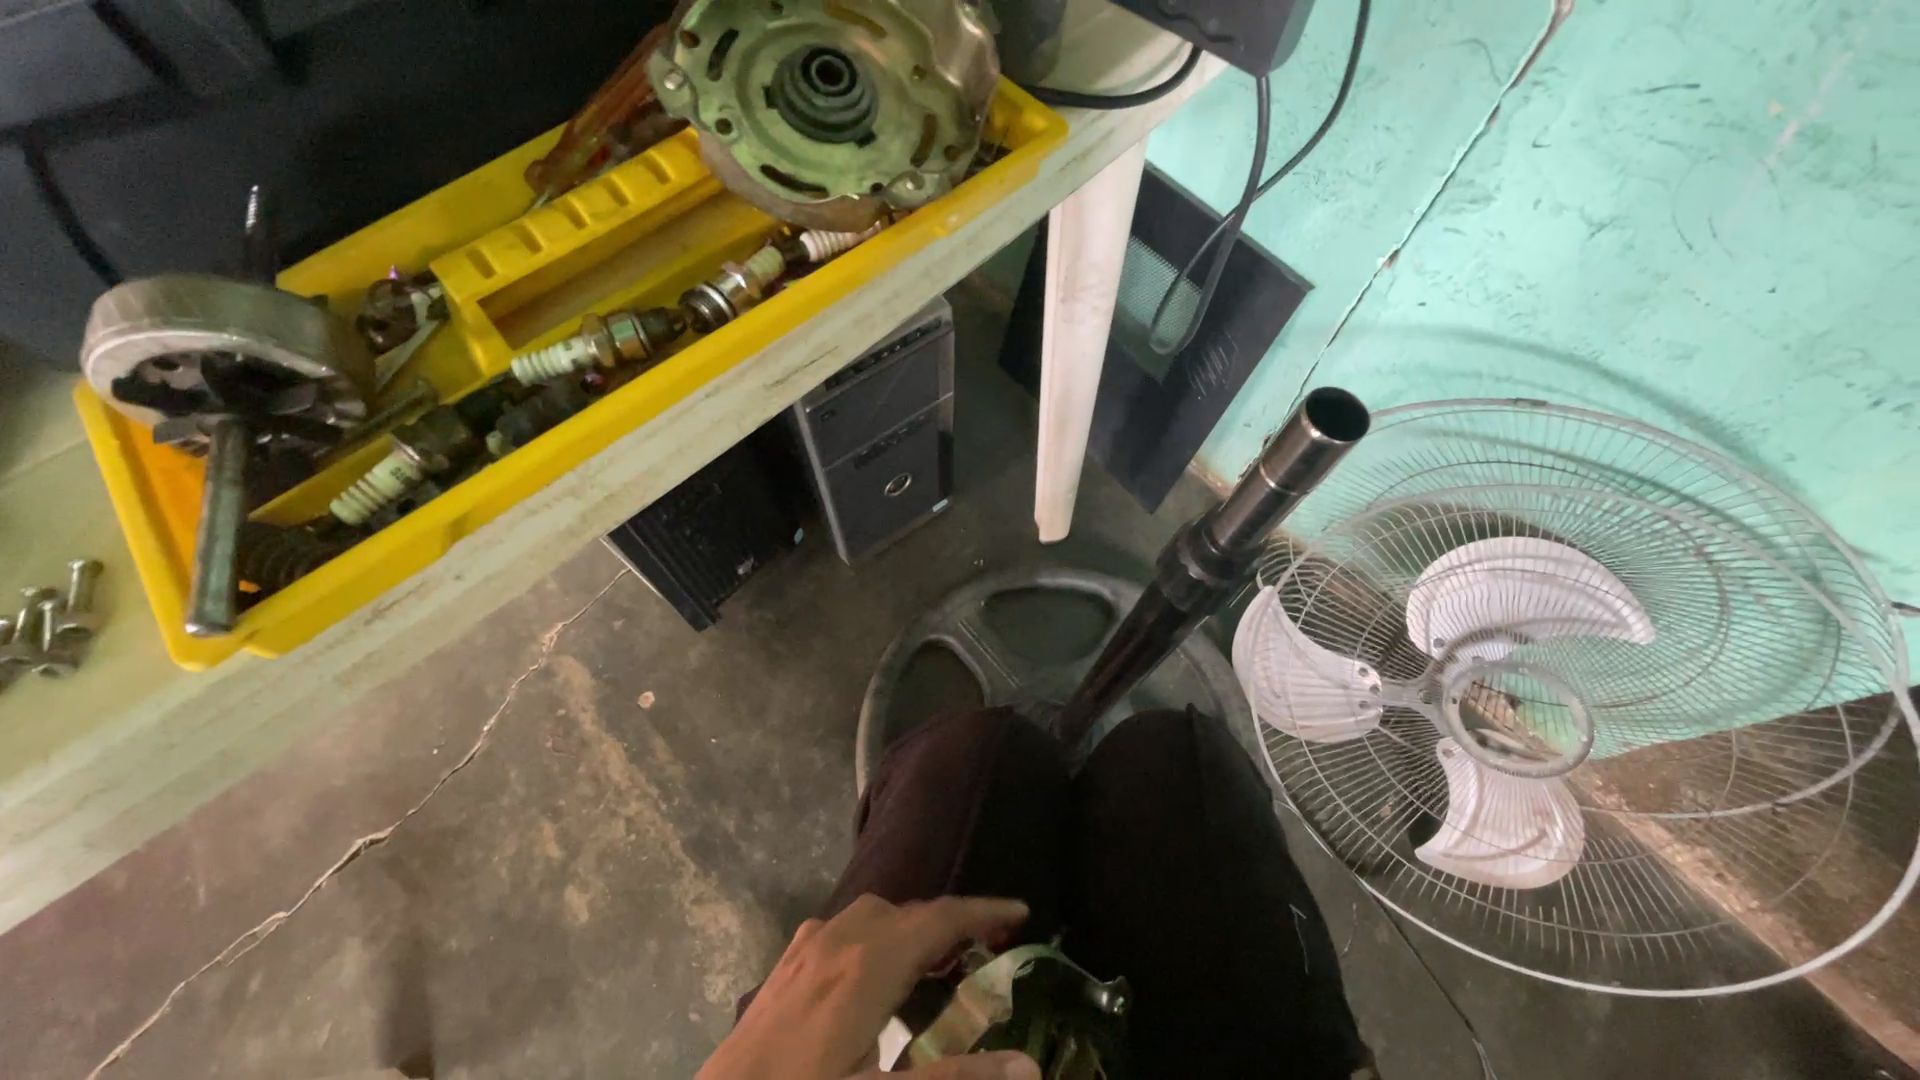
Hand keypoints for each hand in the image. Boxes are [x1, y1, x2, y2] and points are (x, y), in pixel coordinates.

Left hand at [700, 894, 1039, 1079]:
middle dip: (954, 922)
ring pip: (876, 915)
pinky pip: (845, 927)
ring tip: (940, 962)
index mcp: (869, 966)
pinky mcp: (788, 962)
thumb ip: (953, 1078)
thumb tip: (1027, 1066)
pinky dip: (879, 934)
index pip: (940, 920)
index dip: (984, 912)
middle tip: (989, 948)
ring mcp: (809, 946)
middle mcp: (841, 940)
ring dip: (915, 928)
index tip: (1021, 912)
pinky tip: (876, 974)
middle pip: (911, 913)